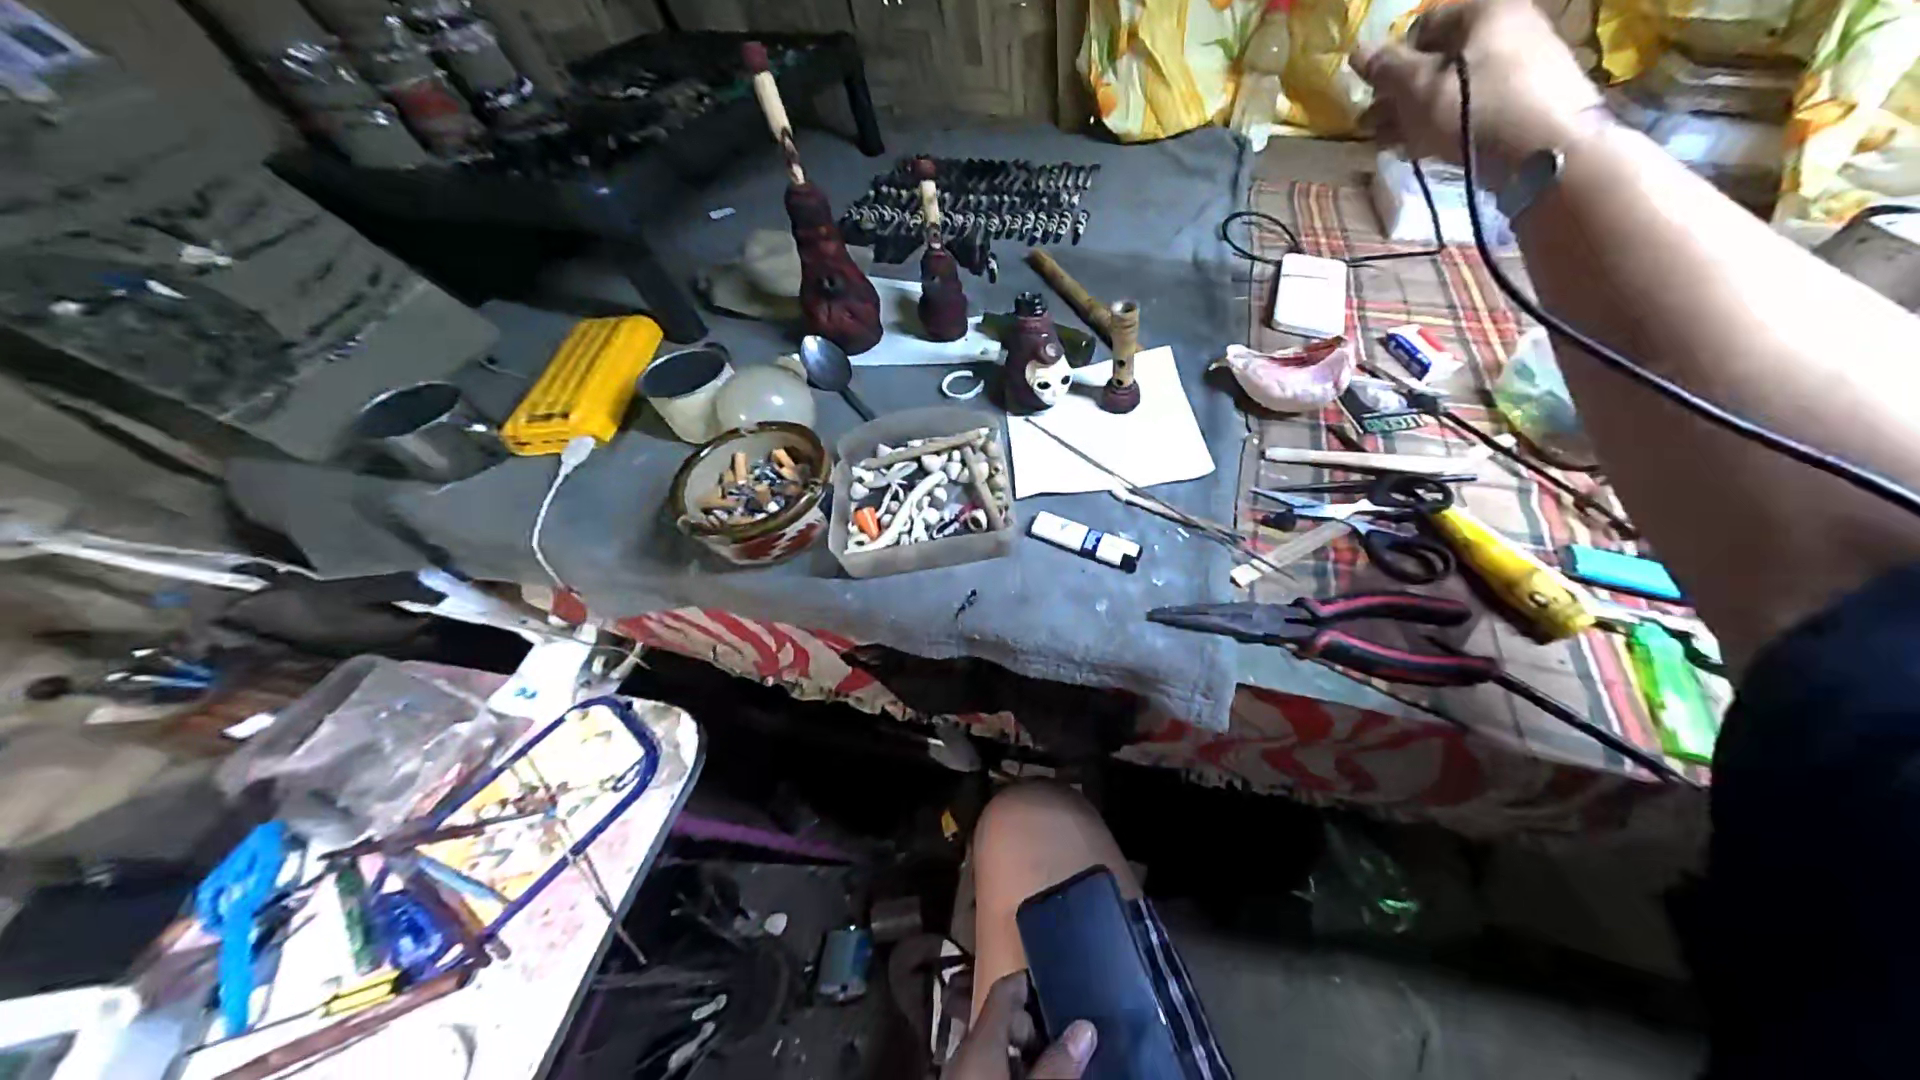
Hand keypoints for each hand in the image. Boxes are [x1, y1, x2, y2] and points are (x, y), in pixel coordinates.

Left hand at [944, 972, 1096, 1079]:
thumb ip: (1058, 1067)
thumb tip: (1085, 1026)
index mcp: (980, 1042)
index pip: (1005, 991)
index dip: (1032, 984)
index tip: (1063, 988)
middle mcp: (967, 1052)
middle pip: (1004, 1022)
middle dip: (1038, 1029)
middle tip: (1072, 1045)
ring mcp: (963, 1077)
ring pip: (999, 1051)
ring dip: (1029, 1058)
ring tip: (1062, 1071)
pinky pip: (991, 1074)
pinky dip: (1015, 1075)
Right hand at [1353, 0, 1602, 179]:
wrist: (1543, 149)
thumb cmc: (1472, 109)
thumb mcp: (1416, 88)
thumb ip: (1385, 68)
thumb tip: (1358, 51)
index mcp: (1484, 10)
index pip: (1421, 27)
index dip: (1391, 63)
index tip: (1374, 97)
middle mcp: (1509, 24)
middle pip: (1438, 59)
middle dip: (1401, 95)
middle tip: (1374, 128)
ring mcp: (1524, 60)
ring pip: (1453, 86)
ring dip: (1417, 114)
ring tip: (1394, 144)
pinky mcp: (1528, 97)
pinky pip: (1475, 104)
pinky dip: (1447, 122)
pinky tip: (1428, 147)